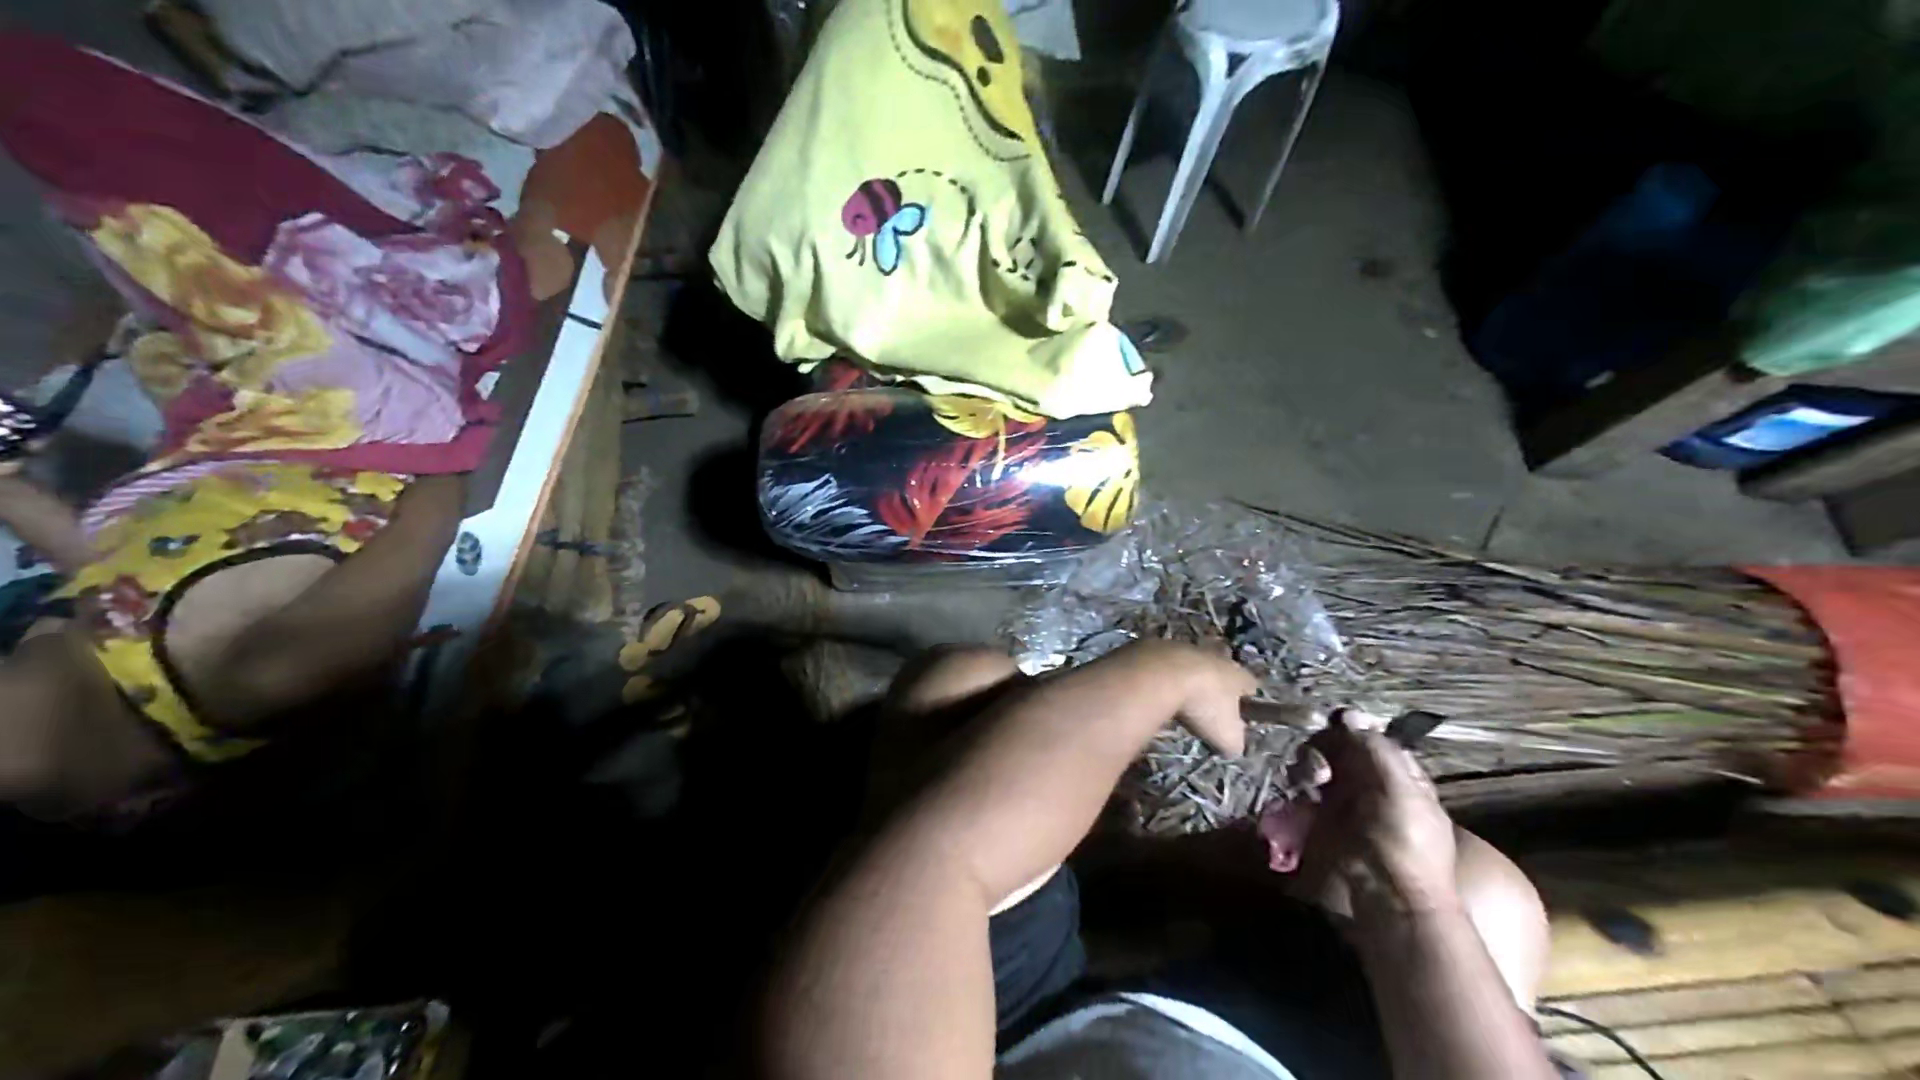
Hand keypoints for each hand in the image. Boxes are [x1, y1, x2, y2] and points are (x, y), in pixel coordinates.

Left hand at [1119, 640, 1253, 755]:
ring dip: (1185, 676)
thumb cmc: (1202, 706)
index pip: (1249, 683)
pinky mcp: (1155, 645)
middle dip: (1214, 683)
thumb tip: (1232, 746)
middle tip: (1206, 704)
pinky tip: (1153, 688)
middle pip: (1219, 668)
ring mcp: (1183, 647)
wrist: (1160, 674)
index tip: (1241, 709)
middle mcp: (1213, 655)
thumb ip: (1233, 742)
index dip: (1246, 696)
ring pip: (1189, 662)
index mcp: (1236, 675)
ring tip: (1176, 696)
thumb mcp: (1226, 737)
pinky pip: (1161, 661)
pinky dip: (1159, 673)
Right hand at [1305, 711, 1458, 920]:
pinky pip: (1300, 793)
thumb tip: (1347, 714)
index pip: (1371, 741)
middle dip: (1324, 746)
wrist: (1385, 898)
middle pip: (1338, 750)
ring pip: (1316, 767)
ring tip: (1311, 780)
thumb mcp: (1402, 789)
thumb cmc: (1405, 843)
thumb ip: (1374, 748)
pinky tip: (1299, 792)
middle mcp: (1369, 787)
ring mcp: (1341, 805)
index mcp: (1400, 778)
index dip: (1351, 729)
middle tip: (1320, 756)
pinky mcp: (1317, 822)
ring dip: (1308, 765)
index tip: (1332, 722)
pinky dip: (1295, 786)